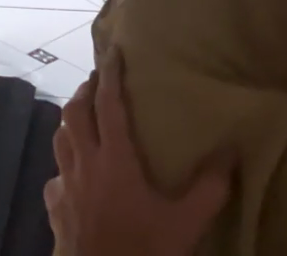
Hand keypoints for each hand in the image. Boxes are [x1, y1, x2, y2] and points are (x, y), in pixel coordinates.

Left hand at [44, 52, 231, 255]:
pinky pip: (54, 177)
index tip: (113, 51)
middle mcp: (84, 165)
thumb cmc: (141, 250)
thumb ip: (209, 187)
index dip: (110, 74)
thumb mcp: (185, 224)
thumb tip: (232, 149)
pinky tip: (73, 174)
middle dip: (85, 91)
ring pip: (59, 139)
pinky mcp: (54, 210)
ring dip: (70, 121)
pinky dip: (63, 166)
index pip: (108, 104)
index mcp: (114, 160)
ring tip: (84, 116)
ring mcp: (64, 187)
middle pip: (74, 113)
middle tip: (98, 80)